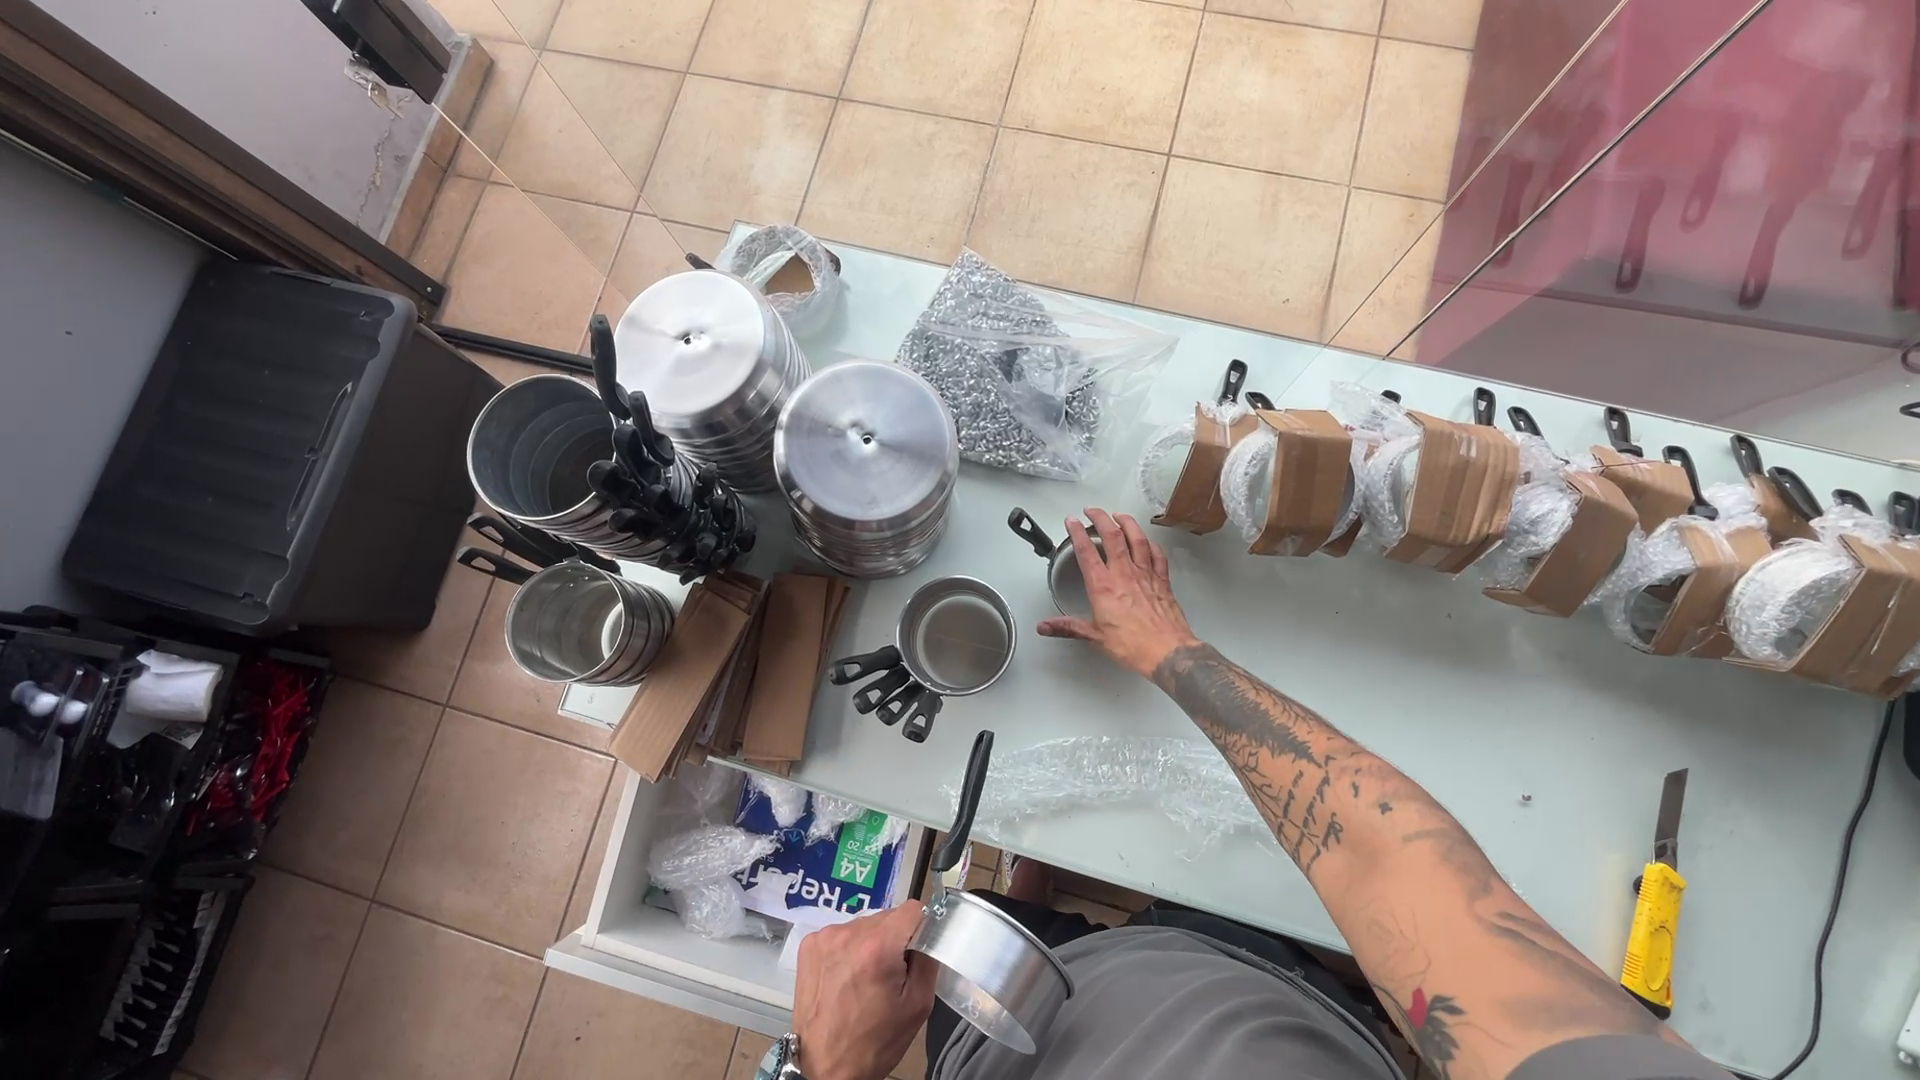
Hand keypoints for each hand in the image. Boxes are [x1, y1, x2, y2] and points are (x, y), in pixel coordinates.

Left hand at [792, 901, 936, 1079]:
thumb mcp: (918, 1005)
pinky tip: (846, 976)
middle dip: (895, 939)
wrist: (826, 1068)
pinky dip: (850, 948)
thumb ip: (928, 958)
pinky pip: (843, 933)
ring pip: (865, 924)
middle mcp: (848, 933)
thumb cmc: (875, 1042)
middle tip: (891, 974)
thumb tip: (930, 929)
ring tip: (866, 978)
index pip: (912, 909)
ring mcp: (825, 937)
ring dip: (872, 943)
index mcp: (878, 947)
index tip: (917, 950)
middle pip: (887, 917)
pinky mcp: (810, 945)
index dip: (920, 927)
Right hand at [1037, 508, 1199, 678]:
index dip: (1077, 532)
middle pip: (1112, 535)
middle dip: (1100, 518)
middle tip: (1092, 511)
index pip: (1086, 550)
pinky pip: (1157, 555)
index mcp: (1103, 586)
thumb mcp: (1094, 637)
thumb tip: (1046, 626)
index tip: (1072, 522)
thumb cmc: (1134, 646)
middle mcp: (1124, 574)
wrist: (1167, 652)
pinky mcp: (1162, 581)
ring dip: (1127, 522)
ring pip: (1136, 539)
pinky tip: (1147, 541)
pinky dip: (1150, 543)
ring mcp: (1145, 575)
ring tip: (1119, 515)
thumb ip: (1068, 628)